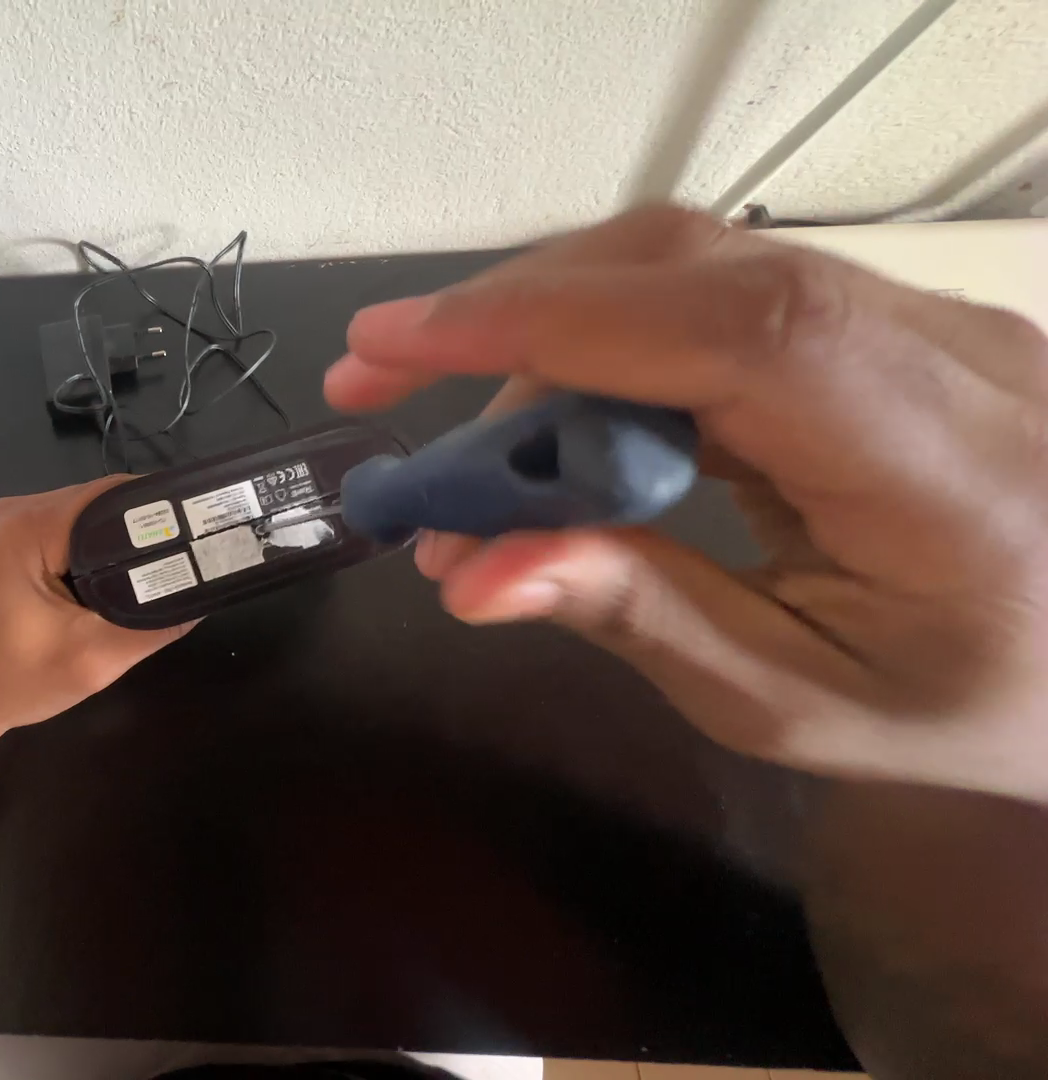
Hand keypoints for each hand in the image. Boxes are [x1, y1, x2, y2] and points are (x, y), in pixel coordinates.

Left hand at [0, 476, 196, 738]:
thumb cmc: (15, 682)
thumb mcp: (94, 659)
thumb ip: (153, 626)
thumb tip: (203, 597)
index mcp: (27, 526)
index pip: (111, 498)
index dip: (161, 511)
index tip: (203, 530)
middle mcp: (15, 511)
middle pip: (100, 503)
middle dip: (146, 528)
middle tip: (193, 554)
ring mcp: (9, 524)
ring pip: (87, 517)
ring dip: (121, 540)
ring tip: (167, 566)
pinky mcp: (12, 542)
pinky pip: (69, 532)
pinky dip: (97, 550)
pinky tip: (124, 576)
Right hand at [325, 205, 1047, 802]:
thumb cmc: (983, 704)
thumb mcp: (793, 702)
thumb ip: (637, 620)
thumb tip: (471, 578)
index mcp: (946, 470)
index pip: (733, 334)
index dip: (545, 321)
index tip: (390, 346)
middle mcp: (938, 351)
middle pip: (677, 267)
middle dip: (491, 313)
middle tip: (363, 378)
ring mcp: (902, 318)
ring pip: (666, 271)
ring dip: (521, 341)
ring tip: (447, 456)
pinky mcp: (858, 323)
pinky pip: (683, 302)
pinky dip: (573, 354)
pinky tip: (530, 432)